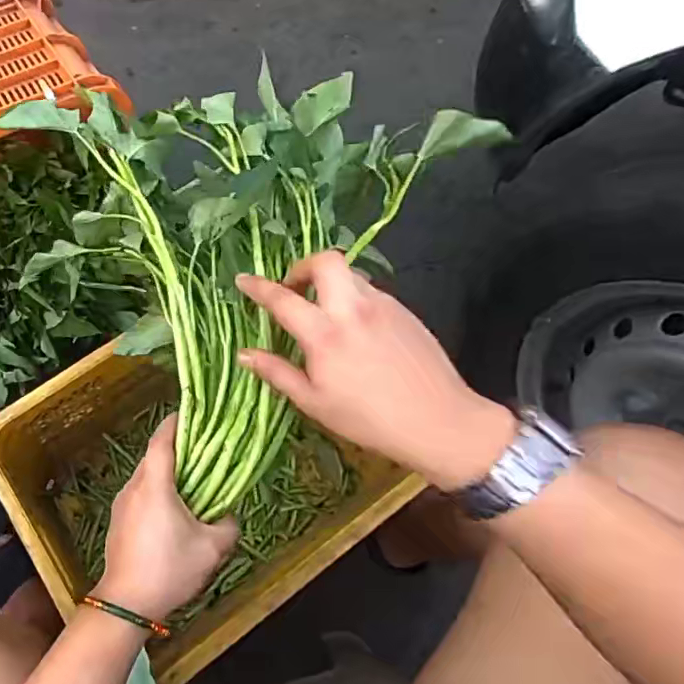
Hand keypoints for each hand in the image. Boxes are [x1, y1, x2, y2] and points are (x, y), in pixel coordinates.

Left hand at [91, 415, 239, 621]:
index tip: (191, 415)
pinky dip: (157, 493)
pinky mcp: (118, 521)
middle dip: (177, 451)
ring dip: (168, 475)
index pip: (162, 440)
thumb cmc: (169, 568)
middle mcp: (134, 486)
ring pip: (147, 477)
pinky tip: (174, 513)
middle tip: (203, 453)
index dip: (176, 423)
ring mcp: (122, 503)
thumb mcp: (212, 549)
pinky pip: (140, 496)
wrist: (126, 602)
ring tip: (193, 486)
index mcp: (154, 484)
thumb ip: (227, 525)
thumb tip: (228, 515)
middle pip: (154, 457)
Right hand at [235, 250, 517, 489]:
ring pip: (350, 274)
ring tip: (322, 313)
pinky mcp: (405, 312)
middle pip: (325, 261)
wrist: (441, 422)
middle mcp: (353, 309)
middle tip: (294, 291)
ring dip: (329, 284)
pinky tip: (354, 331)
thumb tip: (244, 354)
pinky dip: (352, 299)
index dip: (257, 286)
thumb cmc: (368, 419)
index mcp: (325, 334)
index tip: (243, 280)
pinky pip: (370, 292)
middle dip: (303, 267)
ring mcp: (384, 306)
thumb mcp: (313, 402)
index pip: (282, 298)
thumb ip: (277, 372)